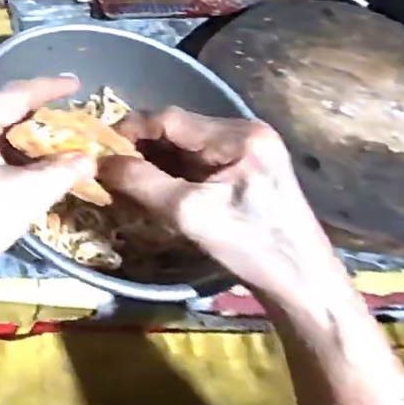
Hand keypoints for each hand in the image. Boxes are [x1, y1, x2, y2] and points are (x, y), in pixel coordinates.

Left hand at [0, 77, 96, 290]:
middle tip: (75, 106)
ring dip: (29, 126)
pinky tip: (37, 150)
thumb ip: (63, 170)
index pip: (18, 94)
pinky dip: (15, 142)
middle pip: (7, 104)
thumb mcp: (29, 193)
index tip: (78, 82)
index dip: (51, 88)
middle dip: (42, 107)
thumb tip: (91, 158)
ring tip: (63, 126)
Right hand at [98, 108, 346, 303]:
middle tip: (111, 169)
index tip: (100, 150)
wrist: (305, 287)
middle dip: (140, 147)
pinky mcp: (246, 168)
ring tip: (127, 180)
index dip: (130, 130)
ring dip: (154, 160)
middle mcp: (245, 131)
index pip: (169, 117)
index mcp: (239, 136)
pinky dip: (171, 171)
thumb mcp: (188, 215)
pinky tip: (154, 188)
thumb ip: (141, 182)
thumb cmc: (253, 249)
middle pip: (176, 128)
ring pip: (183, 144)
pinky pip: (197, 159)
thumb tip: (98, 162)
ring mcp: (248, 149)